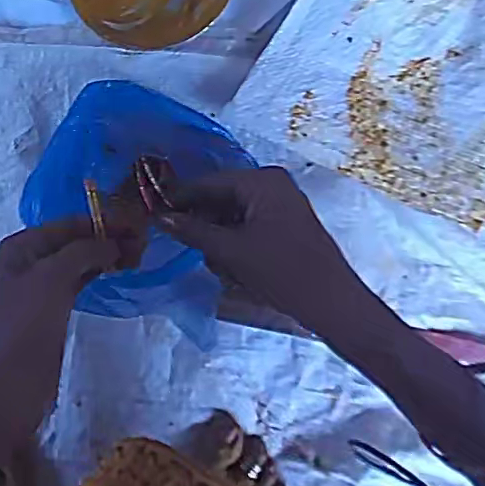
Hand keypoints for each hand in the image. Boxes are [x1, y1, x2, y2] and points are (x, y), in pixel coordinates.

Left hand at [0, 218, 130, 423]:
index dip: (103, 221)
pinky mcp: (53, 311)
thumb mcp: (52, 278)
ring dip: (107, 254)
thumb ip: (83, 251)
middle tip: (144, 244)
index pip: (70, 223)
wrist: (4, 388)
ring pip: (81, 260)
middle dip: (108, 237)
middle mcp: (31, 261)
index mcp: (23, 246)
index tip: (139, 224)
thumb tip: (114, 243)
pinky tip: (119, 272)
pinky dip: (100, 273)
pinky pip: (81, 281)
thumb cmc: (24, 327)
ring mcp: (42, 287)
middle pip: (76, 239)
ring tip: (139, 256)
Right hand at [160, 167, 373, 329]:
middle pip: (220, 198)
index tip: (153, 209)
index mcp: (262, 181)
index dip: (179, 197)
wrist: (332, 304)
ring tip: (216, 264)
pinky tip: (231, 267)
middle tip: (180, 241)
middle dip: (202, 222)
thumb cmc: (282, 271)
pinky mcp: (284, 224)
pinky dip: (235, 243)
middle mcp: (272, 185)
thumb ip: (193, 231)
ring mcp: (281, 204)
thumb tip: (160, 217)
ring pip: (232, 215)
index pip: (209, 183)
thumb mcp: (231, 251)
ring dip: (218, 238)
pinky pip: (247, 225)